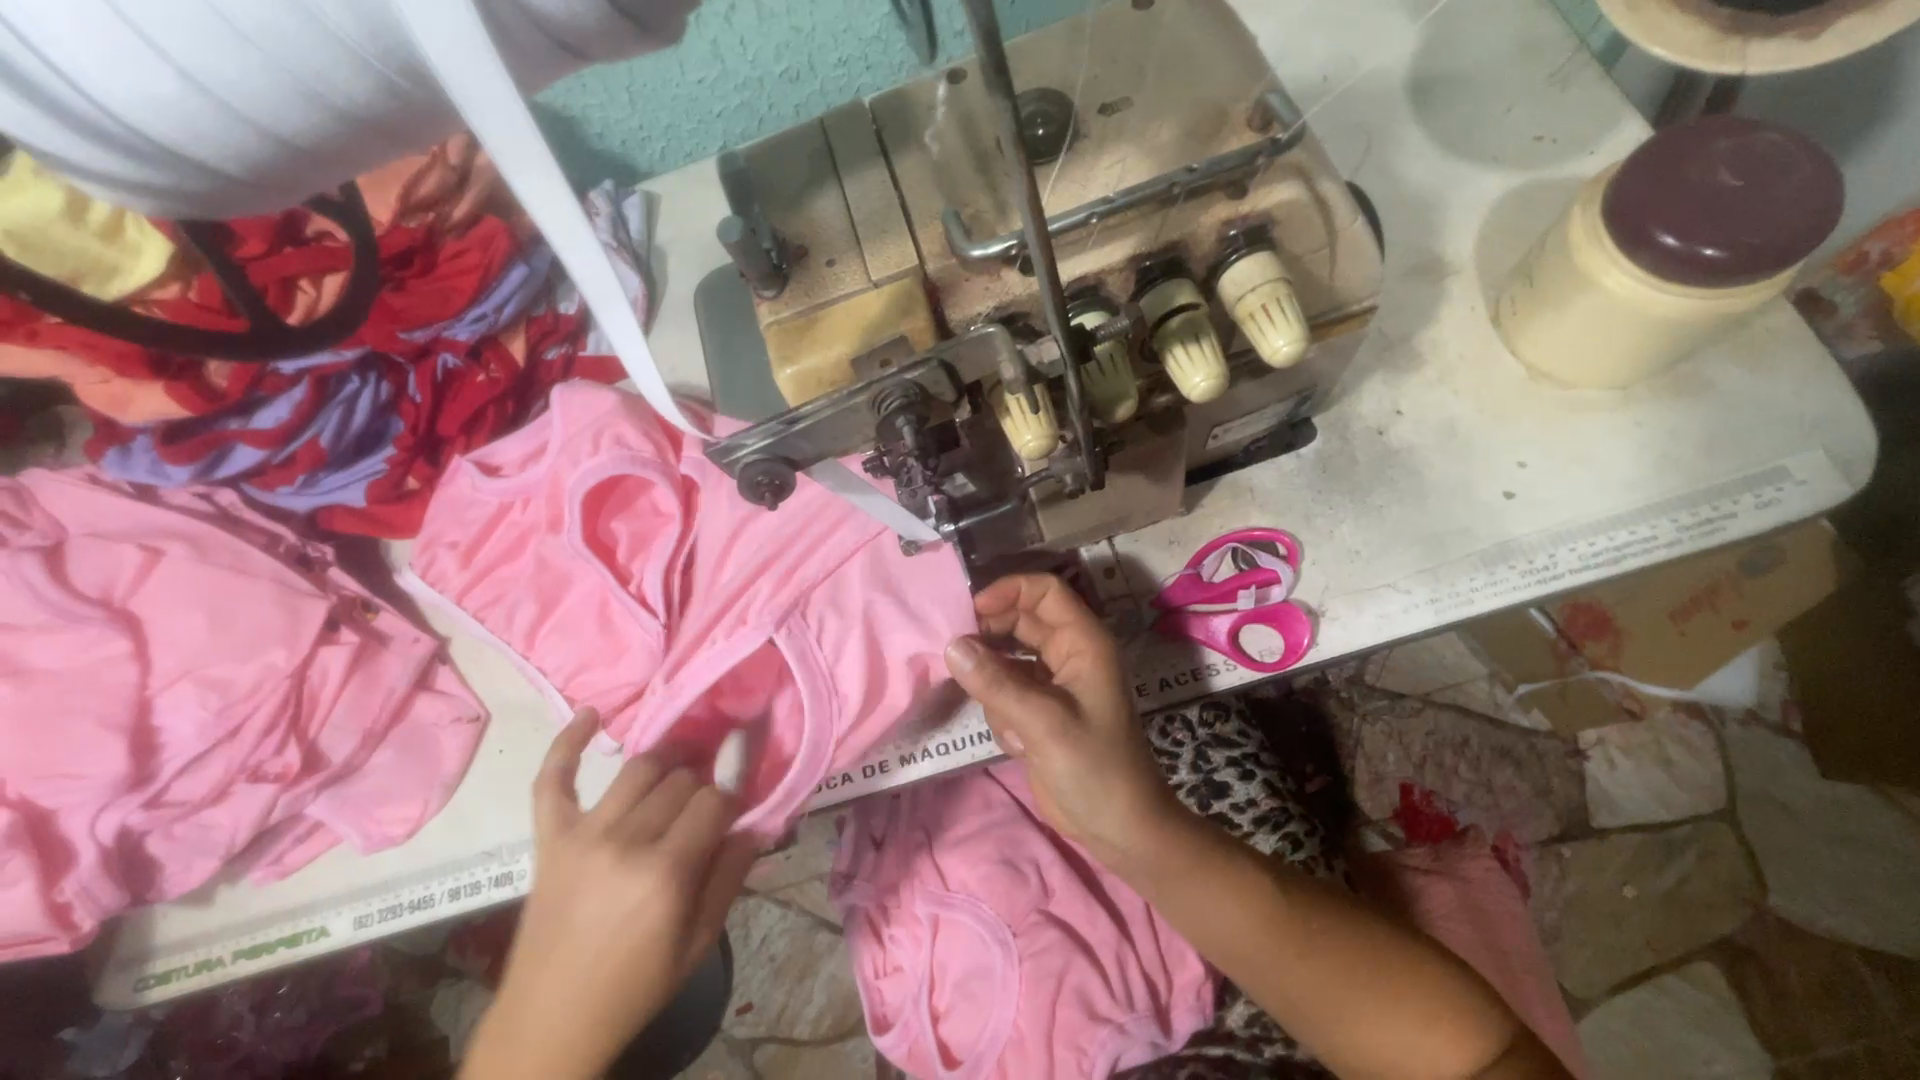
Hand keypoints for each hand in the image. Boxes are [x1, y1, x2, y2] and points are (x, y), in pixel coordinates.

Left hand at [463, 710, 758, 1079]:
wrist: (551, 1020)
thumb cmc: (636, 987)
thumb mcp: (699, 942)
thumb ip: (730, 876)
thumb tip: (756, 823)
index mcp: (667, 873)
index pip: (715, 801)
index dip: (734, 794)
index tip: (743, 793)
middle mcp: (625, 841)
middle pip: (680, 781)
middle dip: (704, 782)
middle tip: (712, 794)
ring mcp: (581, 835)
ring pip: (637, 769)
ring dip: (667, 759)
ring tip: (684, 760)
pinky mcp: (548, 839)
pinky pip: (554, 780)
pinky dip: (568, 743)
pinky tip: (591, 715)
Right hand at [944, 574, 1189, 874]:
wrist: (1118, 827)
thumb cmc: (1094, 768)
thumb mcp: (1043, 722)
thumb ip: (996, 683)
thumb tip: (952, 645)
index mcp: (1084, 643)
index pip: (1044, 592)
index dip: (1008, 591)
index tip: (969, 611)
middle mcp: (1069, 656)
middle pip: (1020, 621)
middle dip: (990, 635)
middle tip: (956, 654)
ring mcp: (1054, 685)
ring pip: (1007, 658)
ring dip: (993, 680)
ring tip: (996, 711)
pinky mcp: (1039, 713)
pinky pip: (1005, 691)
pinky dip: (1000, 708)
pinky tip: (1014, 740)